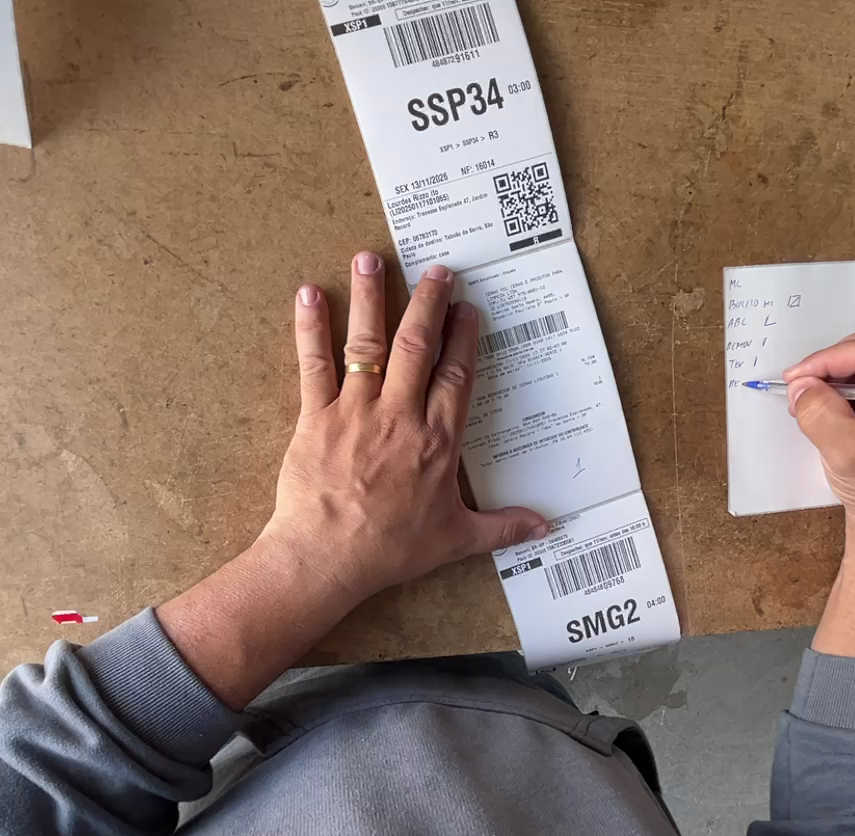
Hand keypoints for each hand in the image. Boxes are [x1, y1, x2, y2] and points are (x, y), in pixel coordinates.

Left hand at [260, 251, 548, 607]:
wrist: (327, 557)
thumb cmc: (391, 549)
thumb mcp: (454, 540)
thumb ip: (502, 527)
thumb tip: (545, 529)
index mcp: (437, 440)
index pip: (456, 375)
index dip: (463, 338)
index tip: (467, 308)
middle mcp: (400, 415)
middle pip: (417, 345)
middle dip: (428, 302)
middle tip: (436, 270)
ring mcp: (356, 411)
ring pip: (368, 344)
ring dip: (370, 298)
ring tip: (370, 259)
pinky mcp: (315, 417)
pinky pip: (313, 364)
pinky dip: (311, 328)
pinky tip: (309, 295)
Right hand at [783, 333, 854, 533]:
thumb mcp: (848, 454)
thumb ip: (822, 415)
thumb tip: (800, 384)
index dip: (827, 361)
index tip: (794, 379)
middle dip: (826, 369)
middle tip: (798, 394)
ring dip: (829, 379)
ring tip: (809, 406)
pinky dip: (836, 387)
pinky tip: (824, 408)